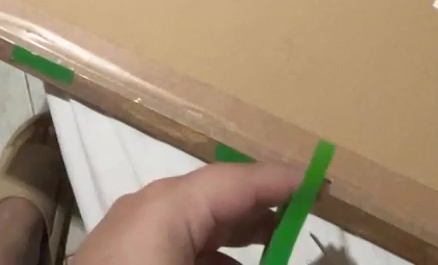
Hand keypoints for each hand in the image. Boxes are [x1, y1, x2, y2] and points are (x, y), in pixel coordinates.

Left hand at [73, 161, 305, 264]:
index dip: (279, 180)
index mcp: (166, 206)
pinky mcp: (118, 260)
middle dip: (260, 207)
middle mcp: (145, 209)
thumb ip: (257, 264)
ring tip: (276, 247)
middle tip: (306, 213)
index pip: (235, 179)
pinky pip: (174, 246)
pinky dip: (208, 255)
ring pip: (194, 223)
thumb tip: (302, 257)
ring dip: (236, 236)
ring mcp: (127, 236)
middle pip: (214, 197)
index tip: (319, 182)